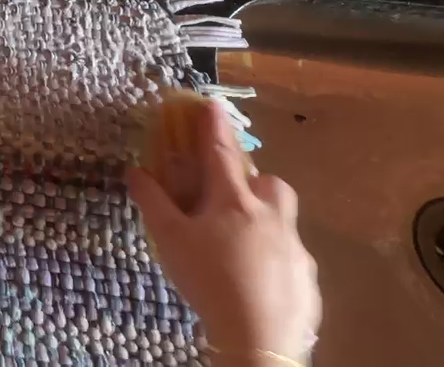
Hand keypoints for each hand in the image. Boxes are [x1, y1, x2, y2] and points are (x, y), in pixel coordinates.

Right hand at [127, 98, 320, 362]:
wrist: (258, 340)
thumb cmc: (208, 280)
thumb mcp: (169, 239)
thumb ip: (152, 201)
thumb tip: (134, 171)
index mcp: (234, 201)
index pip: (222, 153)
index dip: (214, 127)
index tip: (212, 104)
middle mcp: (271, 218)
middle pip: (272, 185)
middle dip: (256, 183)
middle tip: (233, 197)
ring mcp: (296, 252)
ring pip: (285, 223)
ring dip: (265, 224)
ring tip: (239, 246)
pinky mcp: (309, 284)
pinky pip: (292, 261)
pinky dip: (274, 262)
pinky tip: (255, 281)